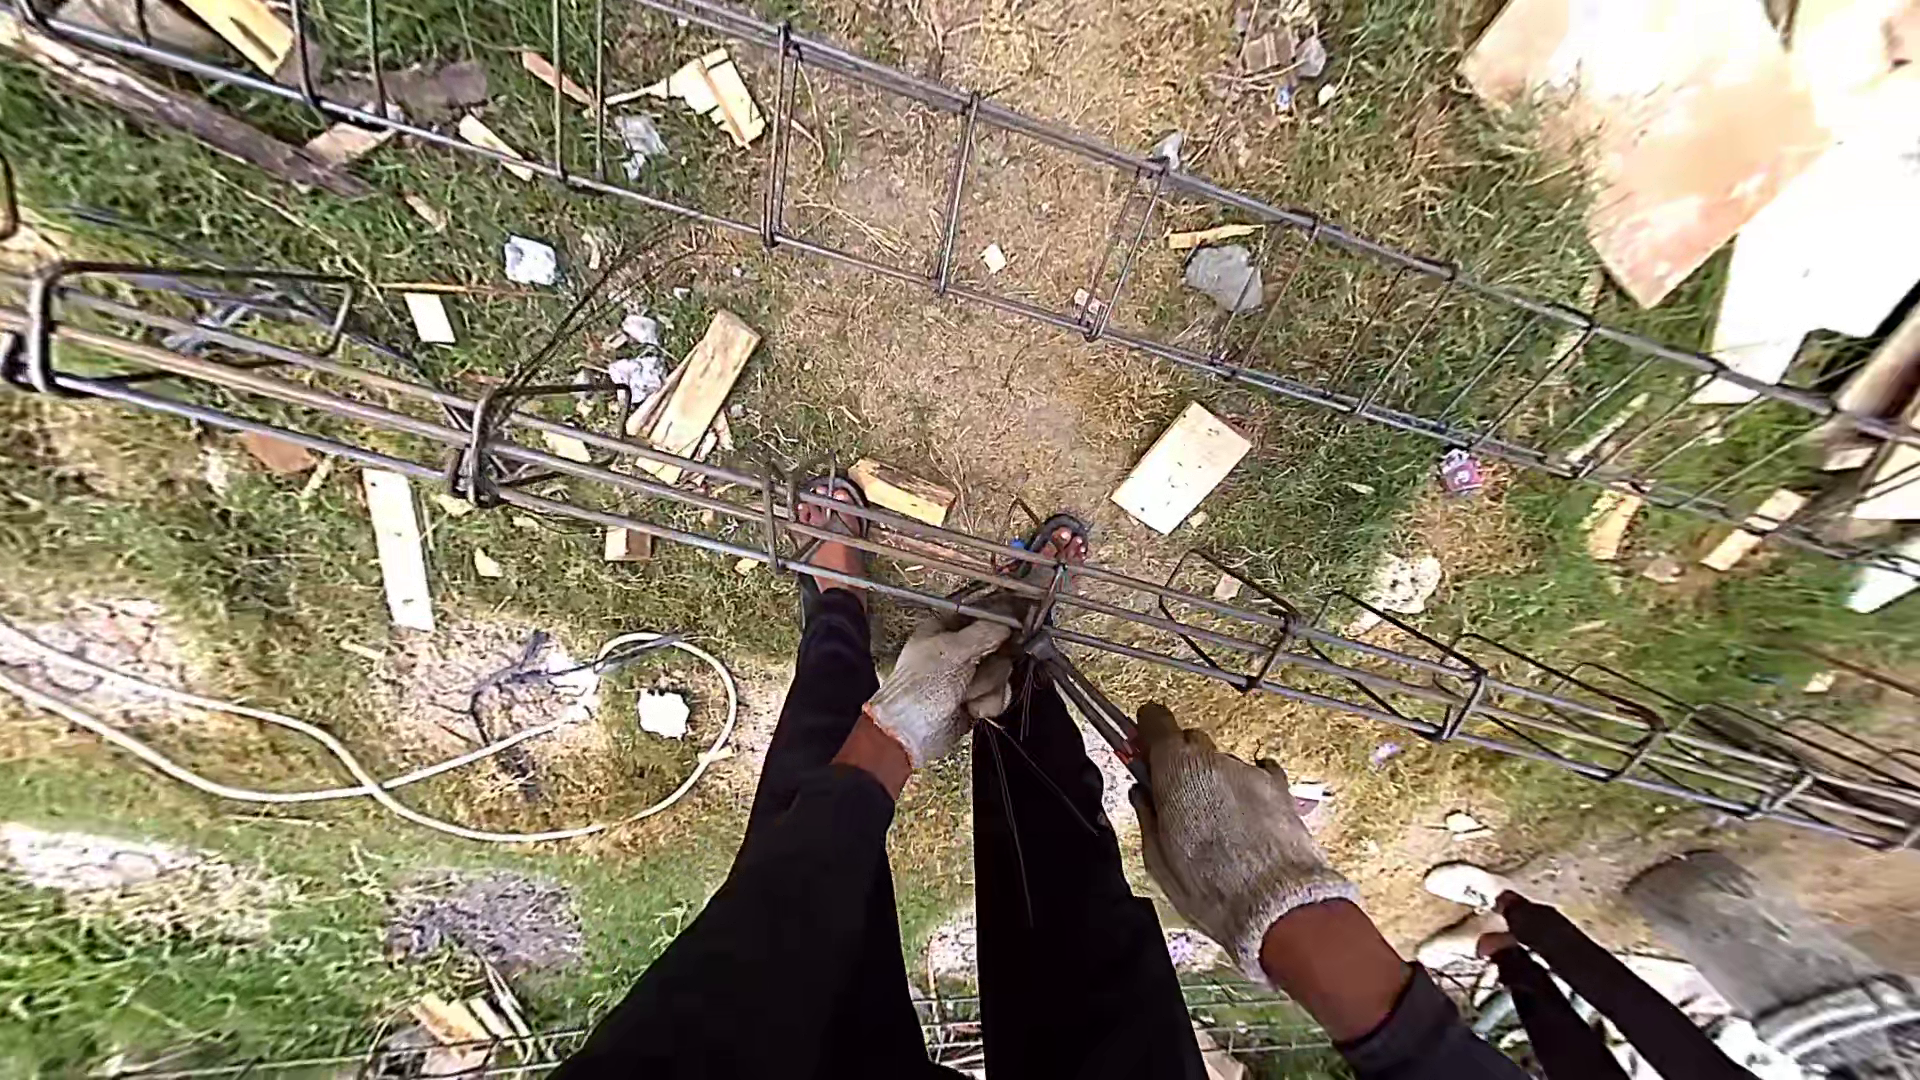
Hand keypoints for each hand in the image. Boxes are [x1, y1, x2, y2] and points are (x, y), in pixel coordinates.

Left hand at [864, 617, 1012, 767]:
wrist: (911, 734)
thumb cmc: (919, 690)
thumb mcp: (952, 651)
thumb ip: (984, 632)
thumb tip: (1006, 625)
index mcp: (944, 630)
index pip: (980, 616)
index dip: (997, 624)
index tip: (1007, 632)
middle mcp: (956, 650)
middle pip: (998, 646)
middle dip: (989, 664)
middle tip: (973, 671)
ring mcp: (966, 676)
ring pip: (1001, 671)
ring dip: (985, 687)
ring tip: (965, 695)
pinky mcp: (974, 698)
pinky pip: (999, 694)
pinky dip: (987, 704)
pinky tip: (970, 708)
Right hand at [1129, 703, 1358, 980]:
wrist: (1281, 909)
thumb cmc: (1212, 887)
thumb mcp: (1158, 858)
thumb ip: (1147, 815)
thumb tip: (1142, 795)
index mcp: (1176, 769)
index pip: (1156, 722)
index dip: (1148, 727)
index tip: (1144, 742)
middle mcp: (1211, 761)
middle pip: (1190, 741)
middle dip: (1181, 761)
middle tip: (1176, 793)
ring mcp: (1248, 772)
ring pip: (1222, 763)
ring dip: (1214, 781)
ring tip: (1217, 824)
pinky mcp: (1280, 790)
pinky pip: (1258, 776)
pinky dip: (1248, 790)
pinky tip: (1247, 817)